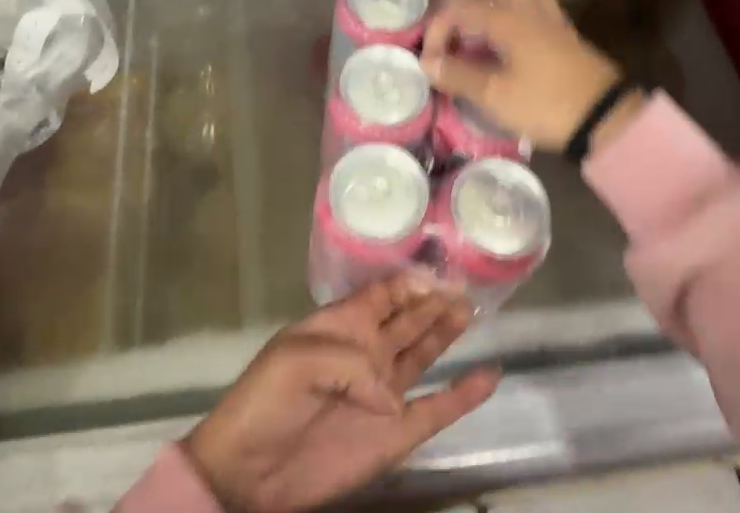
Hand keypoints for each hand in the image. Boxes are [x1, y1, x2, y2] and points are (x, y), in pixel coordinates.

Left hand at [182, 276, 500, 512]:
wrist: (250, 468)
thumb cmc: (268, 400)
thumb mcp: (298, 359)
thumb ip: (351, 364)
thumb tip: (390, 397)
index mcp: (339, 327)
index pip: (380, 295)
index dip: (408, 282)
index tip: (439, 272)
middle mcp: (366, 354)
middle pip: (408, 319)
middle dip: (434, 301)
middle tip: (467, 288)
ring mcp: (383, 394)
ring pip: (423, 354)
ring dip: (446, 332)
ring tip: (473, 311)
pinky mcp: (395, 434)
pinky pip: (436, 410)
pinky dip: (464, 395)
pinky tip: (490, 375)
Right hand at [420, 0, 638, 152]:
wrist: (606, 118)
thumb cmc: (546, 104)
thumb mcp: (496, 95)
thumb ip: (460, 76)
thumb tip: (428, 63)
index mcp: (509, 21)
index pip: (463, 9)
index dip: (439, 28)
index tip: (430, 58)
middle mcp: (531, 12)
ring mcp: (554, 23)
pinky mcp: (568, 38)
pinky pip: (542, 4)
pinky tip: (523, 12)